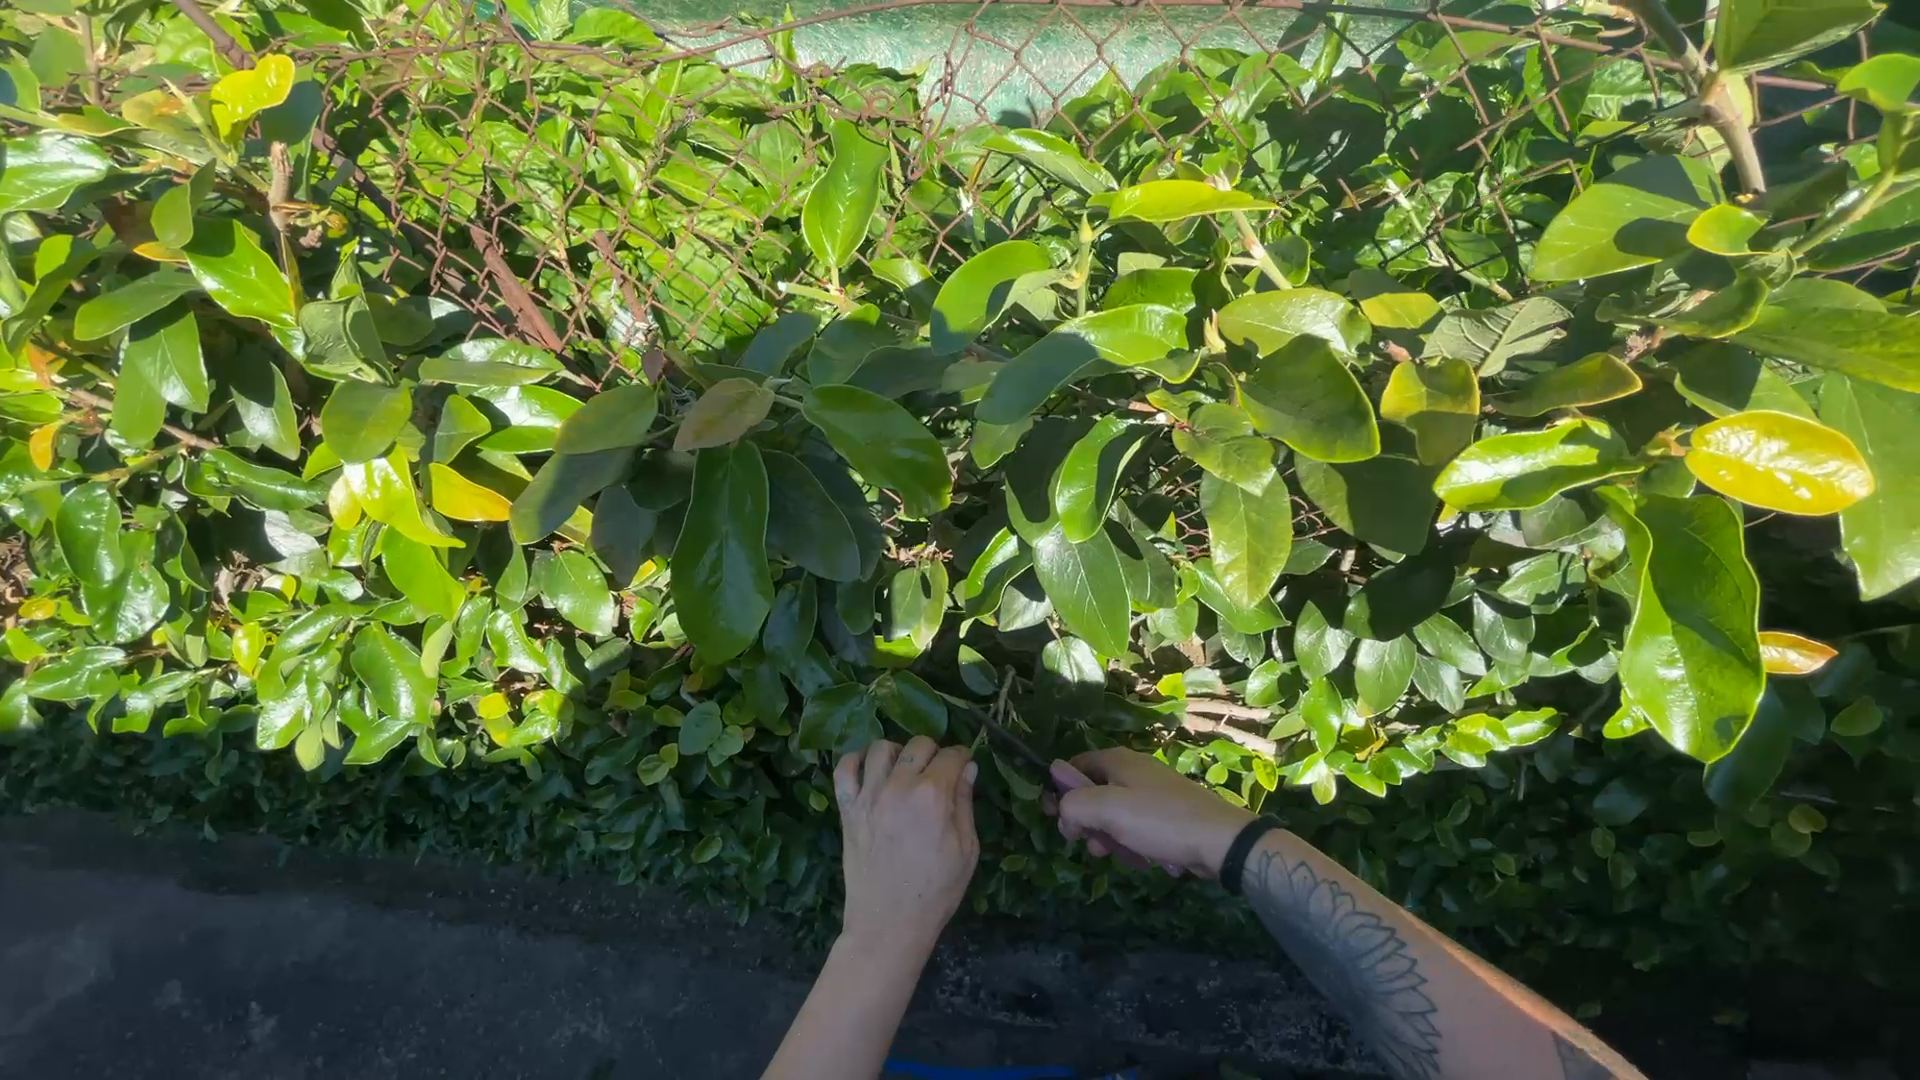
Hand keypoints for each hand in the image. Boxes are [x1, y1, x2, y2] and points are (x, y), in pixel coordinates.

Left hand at [833, 736, 978, 956]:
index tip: (964, 765)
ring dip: (898, 753)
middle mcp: (898, 787)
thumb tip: (968, 768)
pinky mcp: (847, 809)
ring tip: (904, 770)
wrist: (888, 925)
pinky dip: (857, 761)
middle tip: (938, 771)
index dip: (963, 757)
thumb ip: (965, 803)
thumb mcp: (966, 850)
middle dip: (934, 752)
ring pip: (881, 748)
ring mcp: (868, 796)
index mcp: (932, 797)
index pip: (951, 756)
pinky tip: (870, 771)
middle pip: (918, 745)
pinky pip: (845, 769)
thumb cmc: (936, 892)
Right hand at [1050, 747, 1254, 877]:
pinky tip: (1144, 860)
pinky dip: (1135, 843)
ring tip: (1123, 857)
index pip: (1073, 767)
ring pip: (1114, 815)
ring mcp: (1151, 793)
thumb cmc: (1158, 820)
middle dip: (1088, 823)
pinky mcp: (1166, 815)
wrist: (1219, 841)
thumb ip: (1073, 804)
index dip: (1061, 793)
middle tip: (1094, 846)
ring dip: (1111, 838)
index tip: (1060, 822)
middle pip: (1092, 794)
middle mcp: (1132, 771)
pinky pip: (1137, 828)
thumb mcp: (1107, 809)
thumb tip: (1061, 808)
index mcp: (1116, 760)